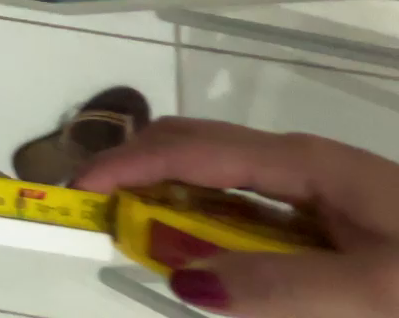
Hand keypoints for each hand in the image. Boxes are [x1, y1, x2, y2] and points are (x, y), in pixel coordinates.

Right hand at [74, 117, 398, 317]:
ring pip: (217, 176)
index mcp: (305, 163)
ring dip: (174, 201)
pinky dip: (214, 224)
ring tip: (153, 238)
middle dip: (139, 174)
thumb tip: (180, 282)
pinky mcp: (336, 218)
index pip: (185, 149)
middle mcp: (301, 163)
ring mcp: (320, 189)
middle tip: (106, 214)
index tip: (77, 190)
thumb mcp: (383, 296)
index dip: (124, 164)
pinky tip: (220, 256)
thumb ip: (282, 287)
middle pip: (191, 148)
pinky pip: (251, 209)